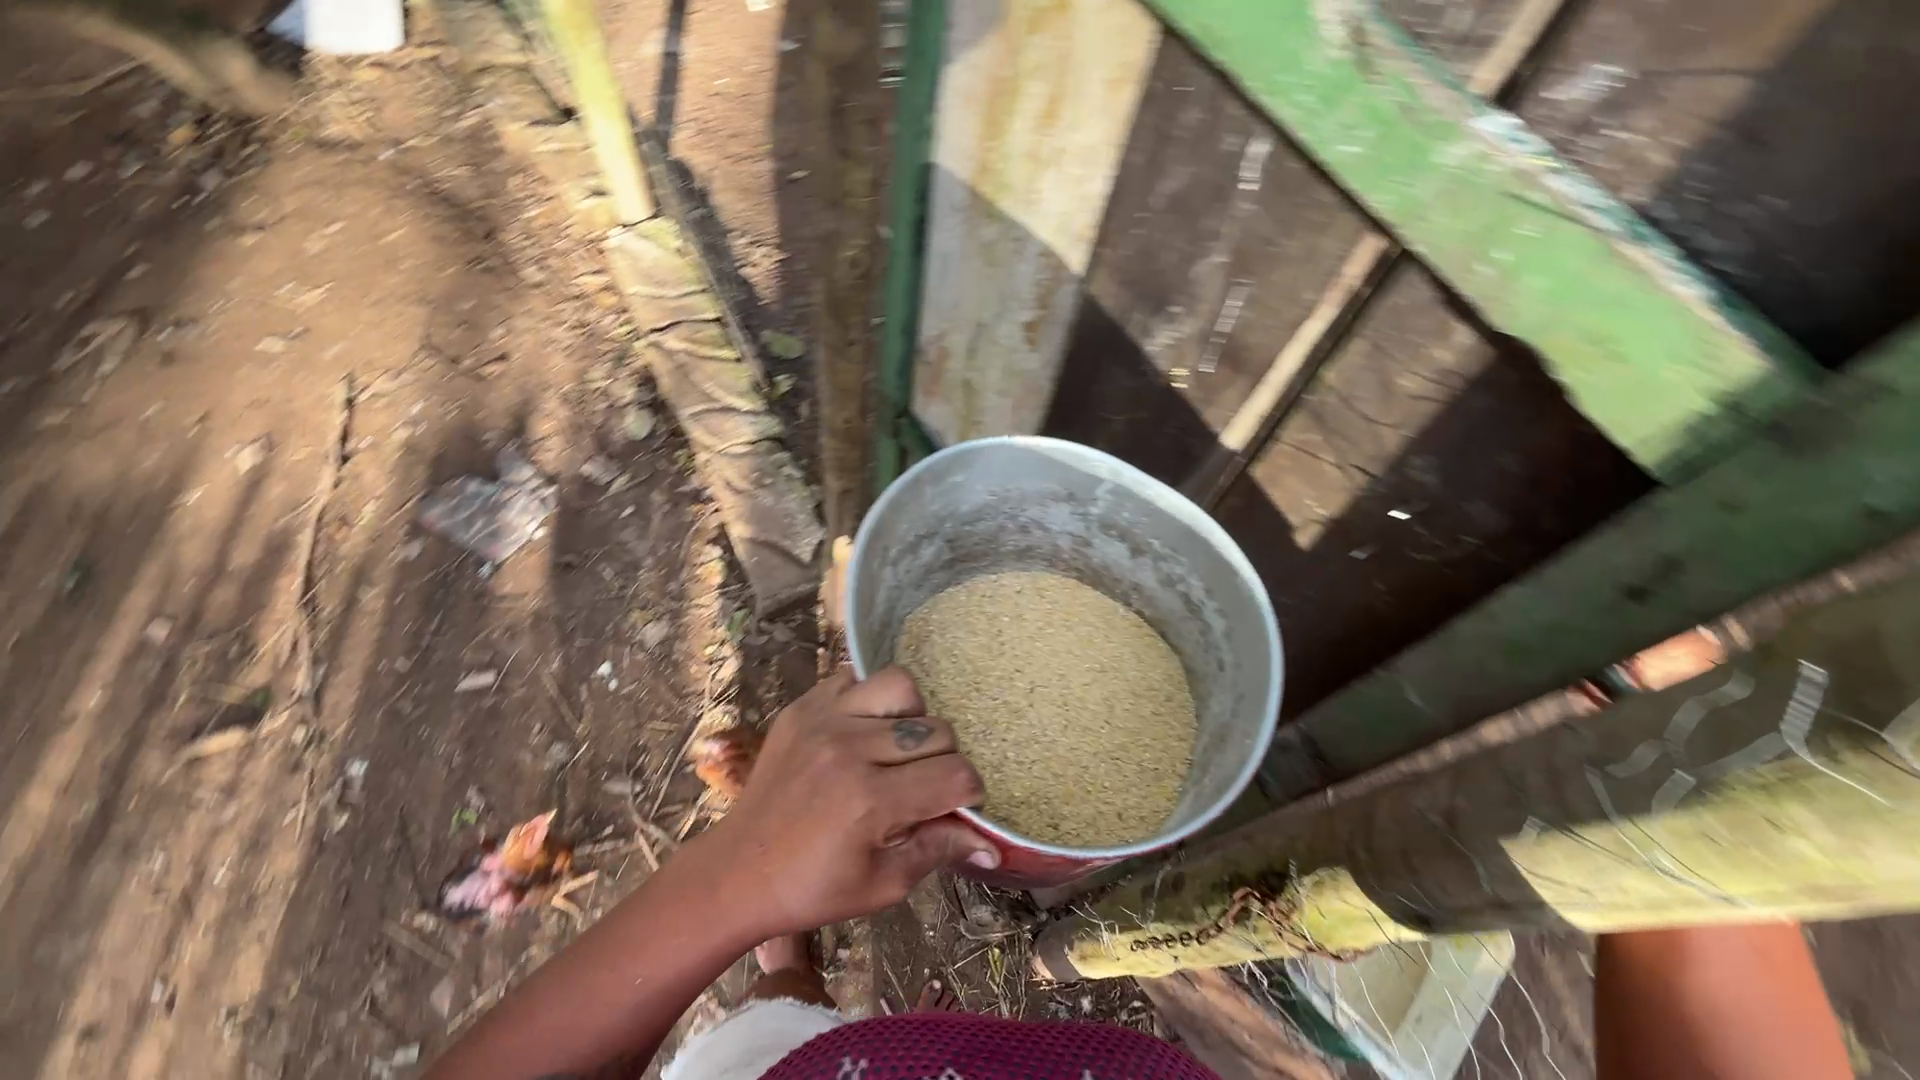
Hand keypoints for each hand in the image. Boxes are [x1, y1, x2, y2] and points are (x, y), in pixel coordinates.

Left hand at [701, 666, 998, 937]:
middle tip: (925, 786)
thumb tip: (992, 845)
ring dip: (913, 717)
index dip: (969, 795)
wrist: (736, 871)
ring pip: (902, 687)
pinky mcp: (802, 707)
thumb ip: (939, 851)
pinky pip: (854, 678)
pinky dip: (869, 699)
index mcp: (872, 800)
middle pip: (938, 731)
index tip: (955, 808)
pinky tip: (863, 731)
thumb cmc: (812, 888)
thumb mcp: (882, 885)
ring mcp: (823, 720)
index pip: (957, 776)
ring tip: (897, 747)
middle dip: (945, 761)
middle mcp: (850, 749)